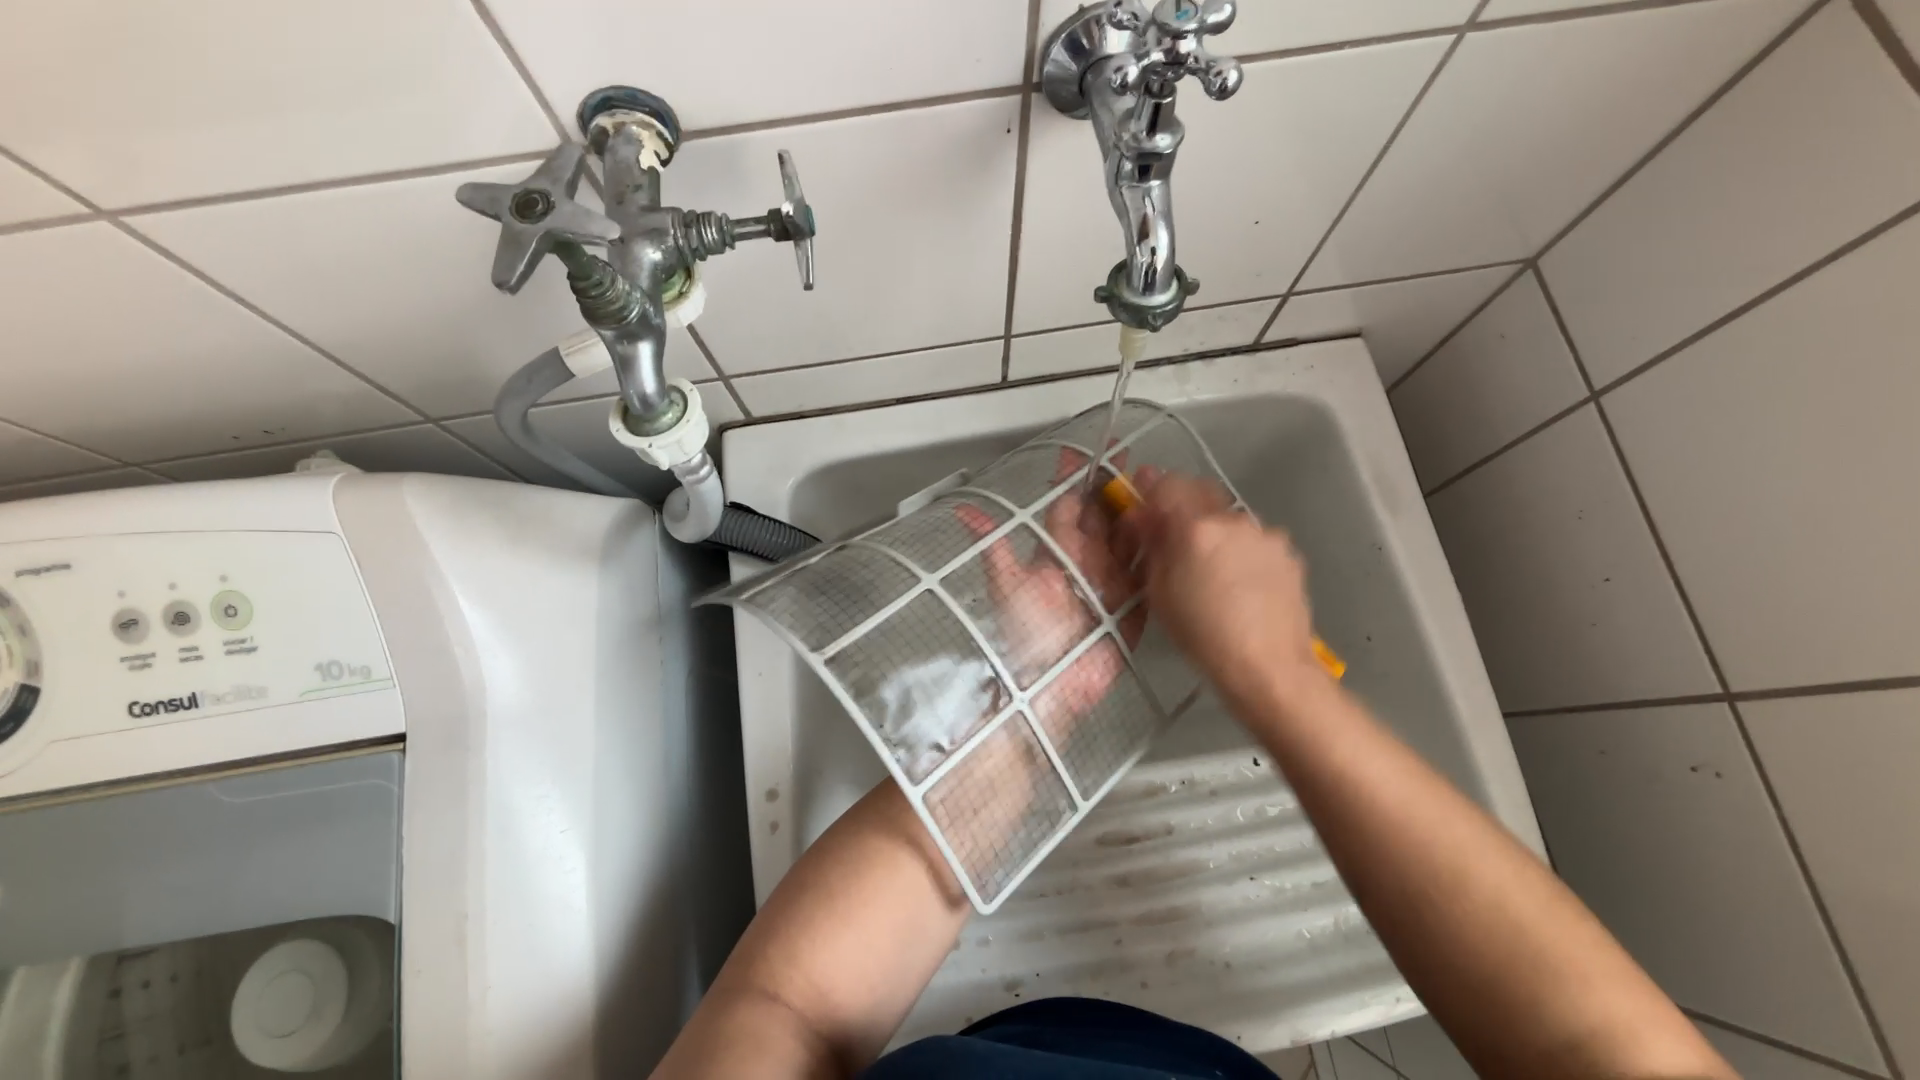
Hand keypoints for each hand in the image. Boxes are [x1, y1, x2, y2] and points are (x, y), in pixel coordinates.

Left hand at [955, 447, 1145, 706]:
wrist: (1049, 687)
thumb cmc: (1025, 638)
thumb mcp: (1007, 590)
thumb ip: (995, 551)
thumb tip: (967, 514)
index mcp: (1056, 555)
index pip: (1071, 507)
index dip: (1080, 479)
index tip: (1091, 453)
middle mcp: (1086, 564)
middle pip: (1106, 518)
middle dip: (1118, 489)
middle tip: (1134, 461)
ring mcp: (1112, 583)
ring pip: (1131, 540)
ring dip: (1143, 516)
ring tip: (1158, 489)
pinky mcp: (1133, 606)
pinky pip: (1149, 574)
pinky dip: (1160, 555)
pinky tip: (1174, 533)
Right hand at [1117, 470, 1325, 707]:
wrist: (1269, 666)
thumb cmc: (1202, 635)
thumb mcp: (1161, 593)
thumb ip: (1153, 546)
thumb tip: (1144, 518)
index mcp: (1196, 528)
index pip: (1167, 485)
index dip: (1150, 486)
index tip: (1141, 494)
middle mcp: (1234, 520)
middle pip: (1201, 492)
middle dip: (1183, 504)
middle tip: (1171, 532)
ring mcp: (1266, 535)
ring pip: (1231, 519)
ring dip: (1215, 531)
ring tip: (1211, 569)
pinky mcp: (1288, 553)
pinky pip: (1255, 541)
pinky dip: (1242, 550)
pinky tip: (1241, 583)